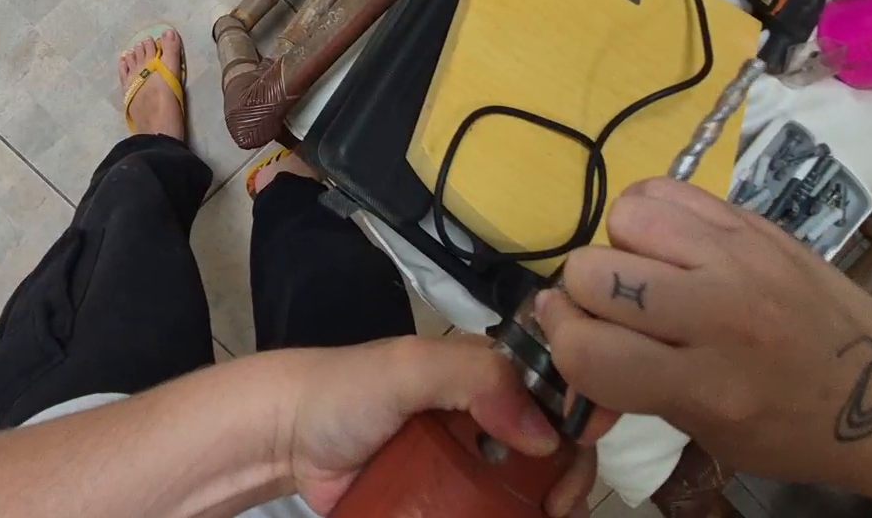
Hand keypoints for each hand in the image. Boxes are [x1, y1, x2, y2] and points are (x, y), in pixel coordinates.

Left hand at [265, 336, 606, 515]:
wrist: (290, 437)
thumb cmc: (349, 390)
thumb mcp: (408, 368)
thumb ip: (471, 379)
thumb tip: (543, 432)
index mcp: (481, 372)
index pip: (550, 387)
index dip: (578, 413)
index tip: (581, 450)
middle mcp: (484, 415)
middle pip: (549, 446)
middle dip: (568, 476)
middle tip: (559, 507)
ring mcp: (468, 463)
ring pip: (527, 489)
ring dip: (545, 508)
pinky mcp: (450, 502)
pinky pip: (493, 514)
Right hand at [534, 177, 871, 484]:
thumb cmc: (791, 426)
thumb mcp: (706, 433)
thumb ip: (626, 385)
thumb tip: (556, 337)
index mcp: (709, 387)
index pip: (585, 351)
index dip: (563, 341)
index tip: (574, 337)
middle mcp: (721, 315)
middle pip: (591, 275)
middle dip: (584, 294)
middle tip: (614, 309)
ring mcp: (737, 256)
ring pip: (622, 221)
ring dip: (620, 247)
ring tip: (650, 270)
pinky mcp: (748, 220)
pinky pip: (660, 188)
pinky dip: (649, 212)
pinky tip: (670, 241)